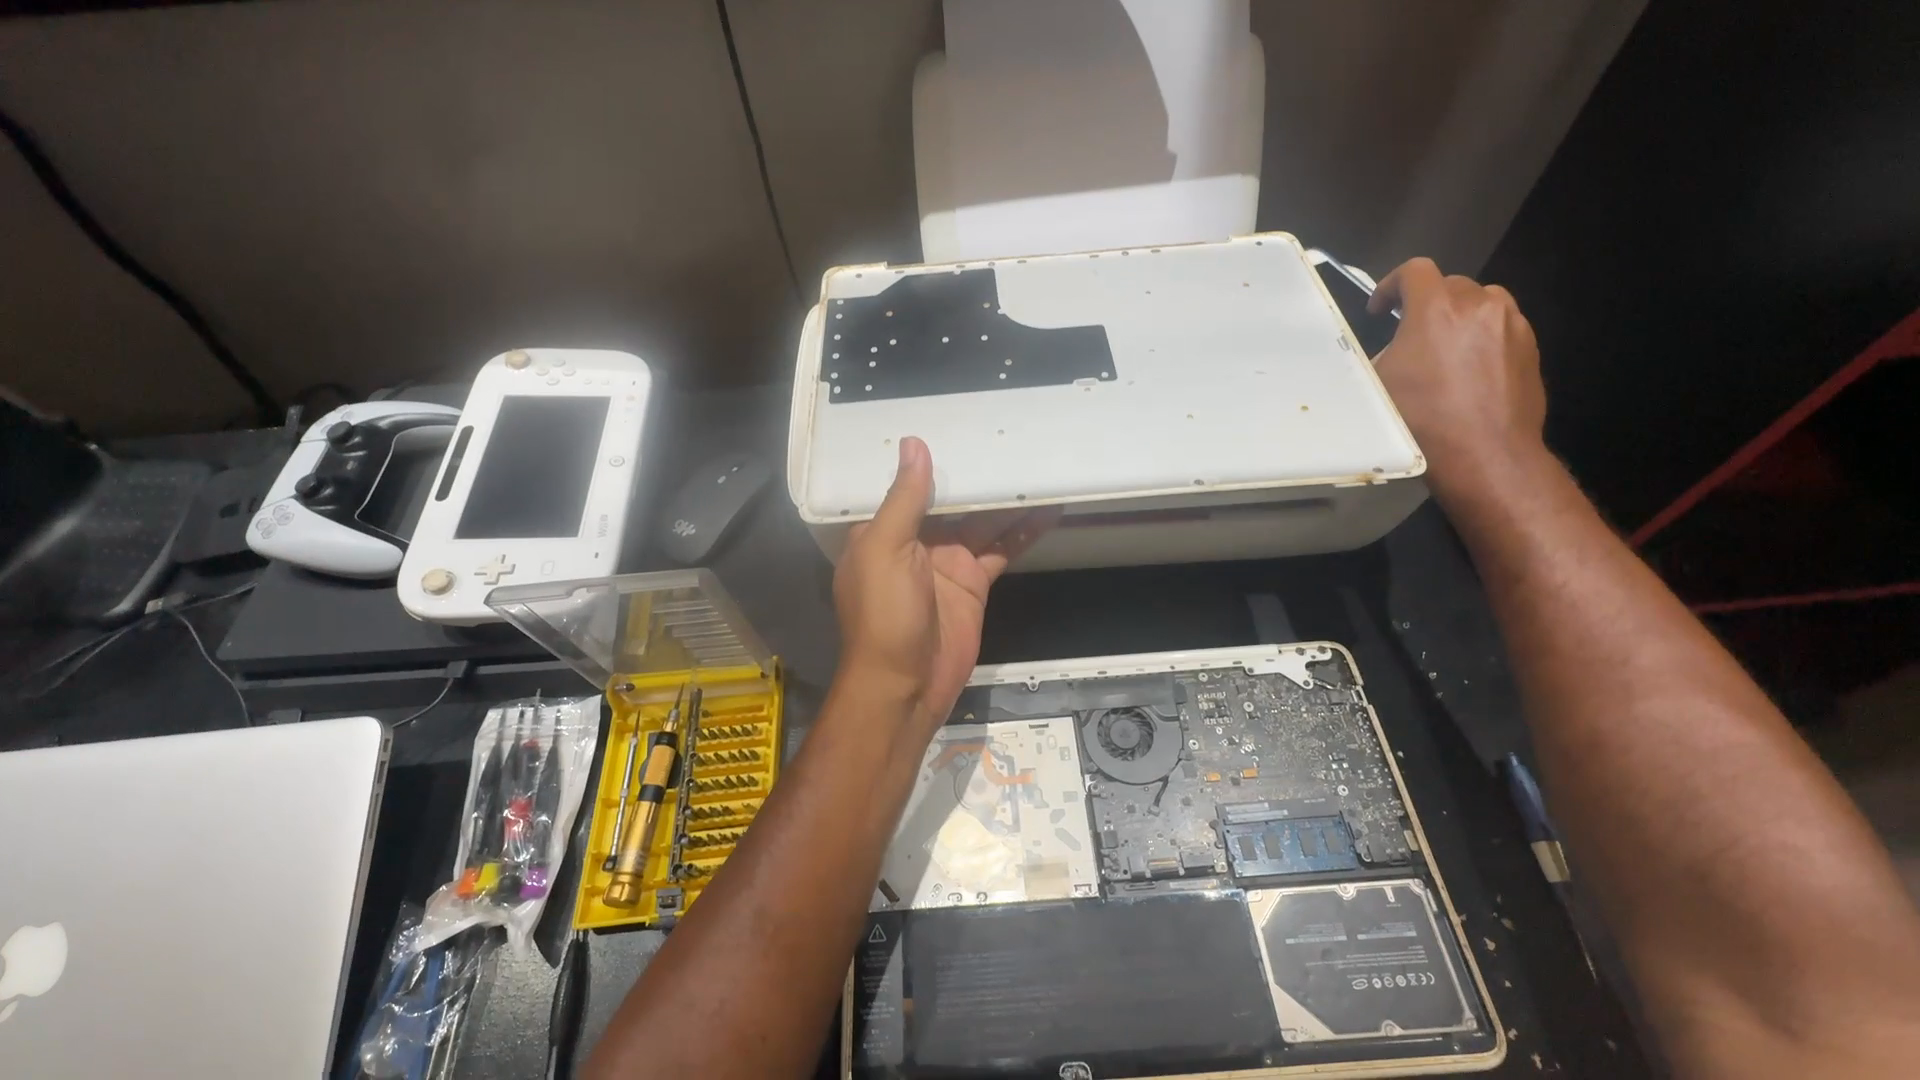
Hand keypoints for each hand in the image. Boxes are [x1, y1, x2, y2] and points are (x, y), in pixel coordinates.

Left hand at [832, 437, 1053, 734]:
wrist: (906, 684)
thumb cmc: (884, 616)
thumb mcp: (886, 550)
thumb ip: (904, 499)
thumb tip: (913, 445)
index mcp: (882, 530)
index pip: (905, 483)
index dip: (927, 456)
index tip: (954, 421)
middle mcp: (914, 540)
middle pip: (948, 498)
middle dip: (974, 471)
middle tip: (1008, 433)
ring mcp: (947, 561)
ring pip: (981, 519)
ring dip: (1006, 496)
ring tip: (1038, 461)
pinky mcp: (974, 582)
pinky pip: (1001, 548)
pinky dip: (1023, 530)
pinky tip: (1048, 509)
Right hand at [1370, 258, 1547, 497]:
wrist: (1484, 453)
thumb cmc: (1421, 419)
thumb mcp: (1380, 384)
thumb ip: (1384, 352)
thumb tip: (1393, 348)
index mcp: (1436, 308)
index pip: (1415, 271)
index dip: (1391, 285)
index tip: (1381, 310)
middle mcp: (1479, 306)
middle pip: (1451, 284)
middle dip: (1428, 302)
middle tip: (1411, 333)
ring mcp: (1511, 325)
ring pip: (1483, 302)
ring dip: (1461, 314)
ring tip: (1446, 346)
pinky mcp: (1530, 348)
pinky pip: (1503, 327)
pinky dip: (1484, 336)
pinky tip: (1472, 369)